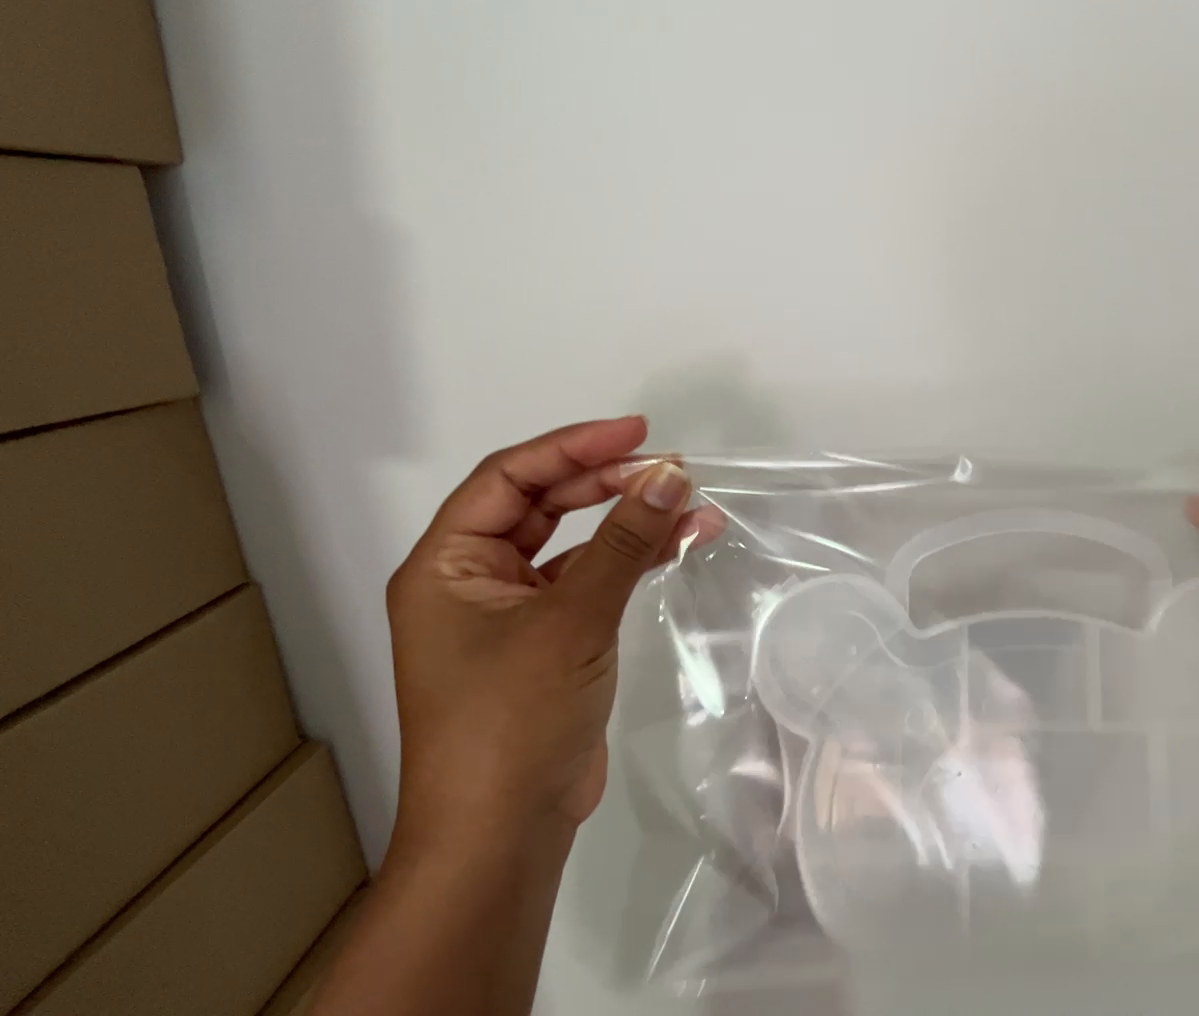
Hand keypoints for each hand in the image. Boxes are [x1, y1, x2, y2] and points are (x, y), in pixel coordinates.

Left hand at [384, 417, 718, 850]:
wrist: (504, 830)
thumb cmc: (513, 717)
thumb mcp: (572, 620)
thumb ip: (625, 543)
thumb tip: (671, 476)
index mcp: (447, 564)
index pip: (508, 478)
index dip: (572, 447)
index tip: (638, 432)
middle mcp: (473, 580)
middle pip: (541, 505)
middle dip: (605, 482)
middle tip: (670, 469)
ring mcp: (513, 614)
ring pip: (574, 544)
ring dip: (628, 521)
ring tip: (689, 502)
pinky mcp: (551, 642)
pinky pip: (592, 582)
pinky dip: (633, 562)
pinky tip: (680, 545)